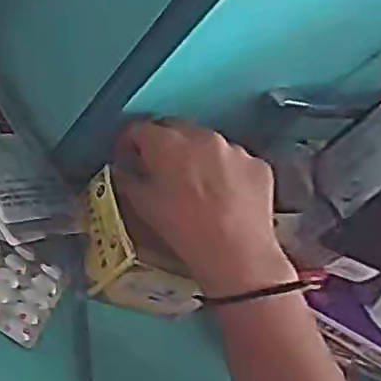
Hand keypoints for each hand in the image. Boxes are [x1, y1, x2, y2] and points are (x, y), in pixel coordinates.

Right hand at [114, 119, 296, 299]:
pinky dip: (224, 169)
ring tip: (194, 183)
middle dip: (162, 143)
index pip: (138, 128)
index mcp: (166, 142)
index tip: (126, 156)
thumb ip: (127, 178)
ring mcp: (233, 148)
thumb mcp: (142, 204)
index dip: (128, 142)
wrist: (236, 253)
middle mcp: (200, 136)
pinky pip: (233, 159)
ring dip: (195, 154)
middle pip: (173, 128)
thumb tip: (123, 168)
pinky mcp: (257, 164)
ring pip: (206, 142)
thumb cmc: (182, 227)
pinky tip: (222, 194)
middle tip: (158, 168)